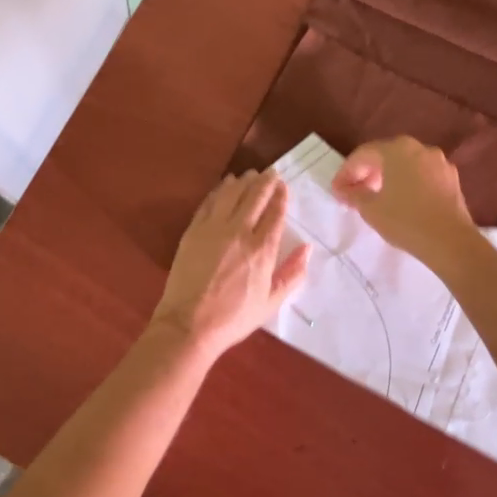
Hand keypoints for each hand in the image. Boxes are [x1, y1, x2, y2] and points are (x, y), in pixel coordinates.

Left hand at [152, 169, 310, 359]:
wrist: (189, 323)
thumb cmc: (234, 318)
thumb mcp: (271, 302)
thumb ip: (292, 274)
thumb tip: (307, 249)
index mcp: (262, 250)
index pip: (275, 213)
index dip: (280, 196)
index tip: (284, 186)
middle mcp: (239, 232)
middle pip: (254, 197)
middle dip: (265, 182)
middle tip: (270, 173)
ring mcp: (213, 228)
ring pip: (231, 194)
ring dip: (242, 181)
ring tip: (249, 175)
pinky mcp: (193, 231)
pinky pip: (209, 202)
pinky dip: (219, 190)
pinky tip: (225, 185)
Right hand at [332, 137, 476, 259]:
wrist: (450, 241)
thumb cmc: (404, 220)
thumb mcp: (370, 208)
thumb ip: (353, 194)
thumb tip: (344, 190)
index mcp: (396, 149)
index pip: (363, 155)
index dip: (346, 173)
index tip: (336, 191)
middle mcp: (419, 148)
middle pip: (385, 156)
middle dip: (366, 173)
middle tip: (353, 193)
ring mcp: (439, 162)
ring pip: (405, 165)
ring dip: (387, 177)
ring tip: (376, 198)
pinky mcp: (451, 179)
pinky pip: (421, 175)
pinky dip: (407, 183)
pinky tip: (401, 201)